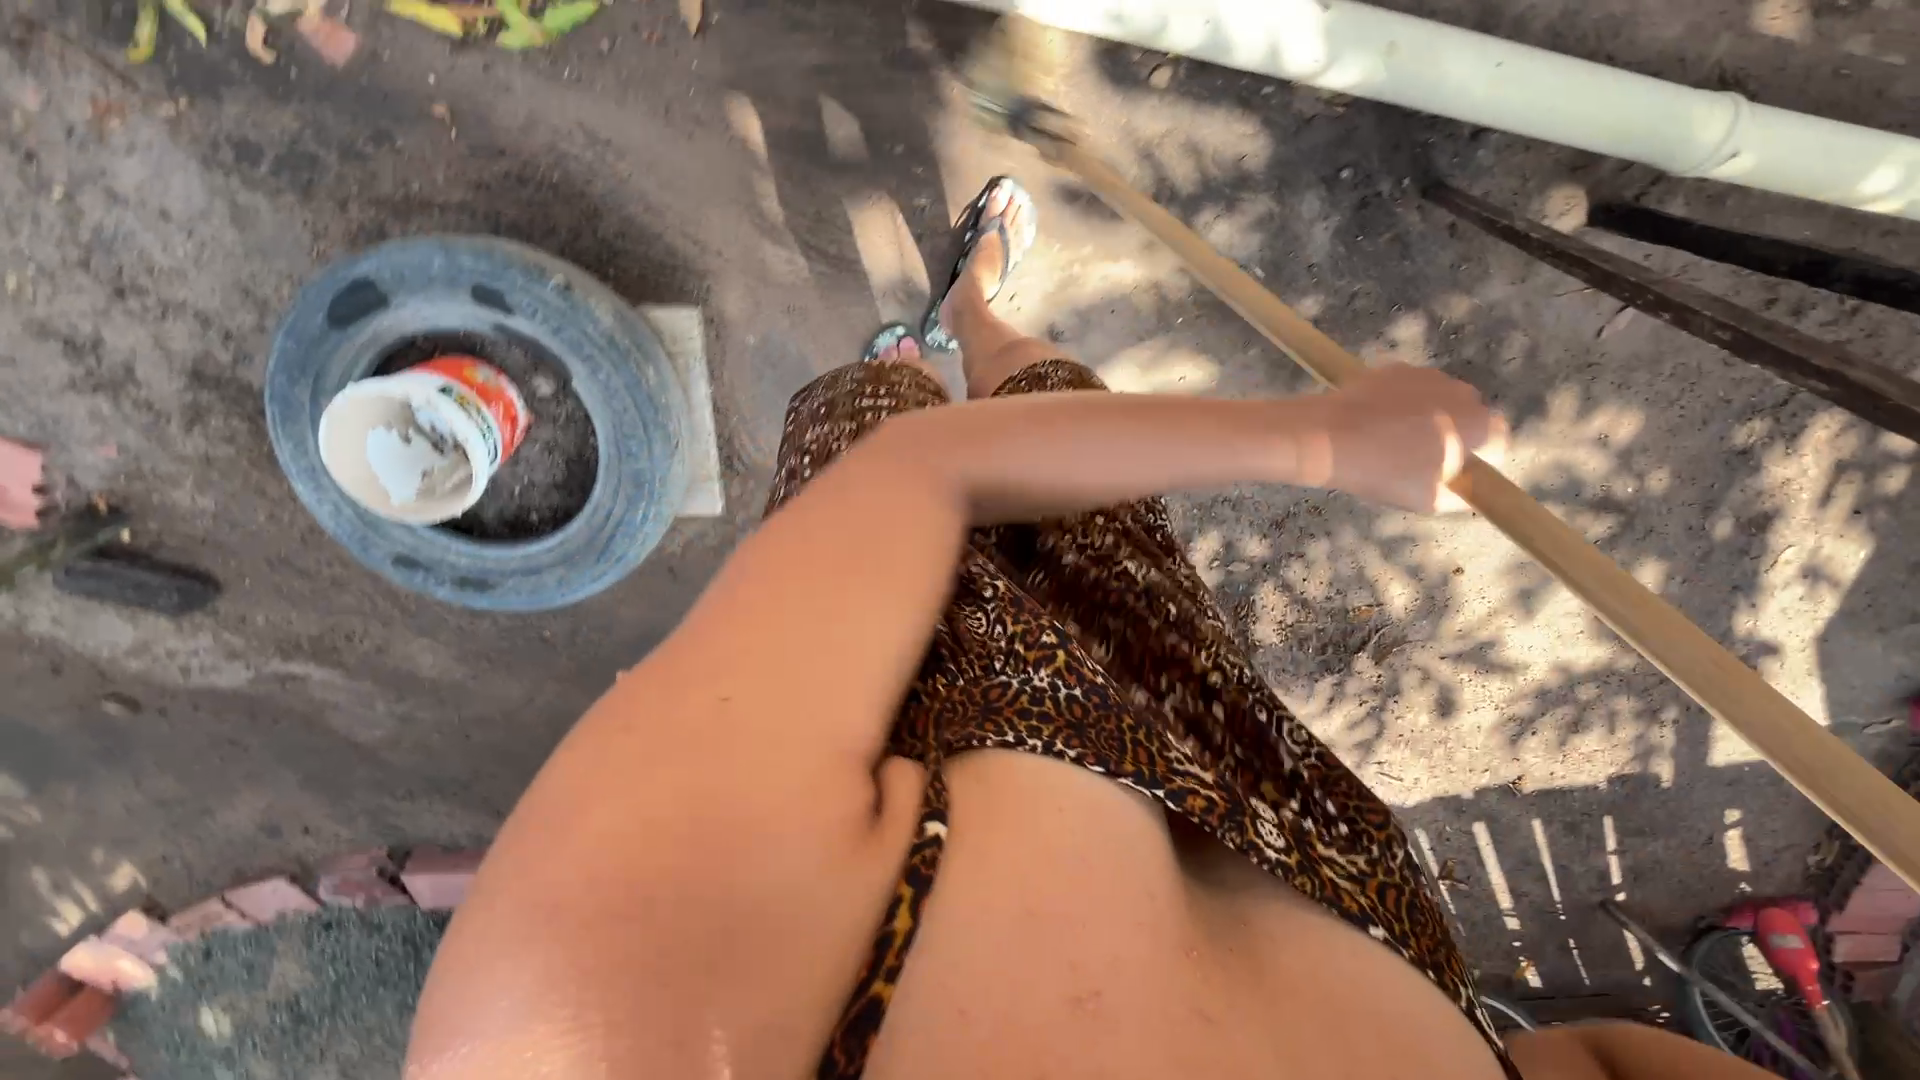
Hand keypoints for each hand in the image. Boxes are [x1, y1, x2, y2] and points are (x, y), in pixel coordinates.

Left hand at [1320, 364, 1507, 512]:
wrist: (1327, 437)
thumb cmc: (1383, 471)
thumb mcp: (1429, 500)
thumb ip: (1460, 495)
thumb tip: (1464, 488)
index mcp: (1480, 423)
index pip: (1497, 441)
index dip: (1477, 460)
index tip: (1452, 473)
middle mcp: (1463, 392)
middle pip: (1469, 417)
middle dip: (1453, 434)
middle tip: (1418, 458)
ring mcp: (1428, 375)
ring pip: (1438, 400)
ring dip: (1426, 416)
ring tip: (1390, 441)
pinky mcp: (1396, 368)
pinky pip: (1408, 390)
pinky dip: (1399, 403)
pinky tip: (1374, 422)